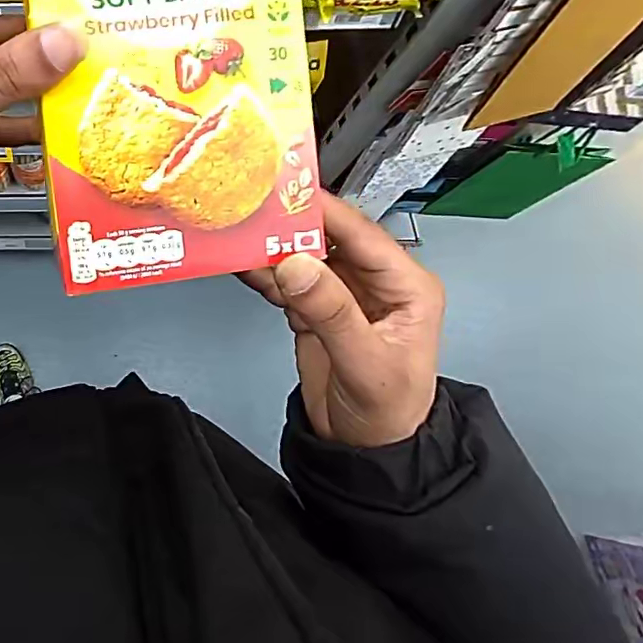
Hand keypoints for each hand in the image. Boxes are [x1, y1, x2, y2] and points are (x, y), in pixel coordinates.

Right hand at [239, 195, 444, 447]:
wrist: (364, 449)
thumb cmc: (387, 411)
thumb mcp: (366, 363)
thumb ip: (332, 312)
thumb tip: (295, 264)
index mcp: (404, 285)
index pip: (362, 234)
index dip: (325, 210)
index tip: (286, 193)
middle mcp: (371, 281)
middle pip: (326, 239)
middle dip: (289, 227)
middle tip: (252, 213)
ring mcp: (339, 293)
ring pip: (300, 257)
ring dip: (270, 250)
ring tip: (238, 238)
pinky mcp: (312, 308)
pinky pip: (284, 281)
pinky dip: (262, 275)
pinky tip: (242, 267)